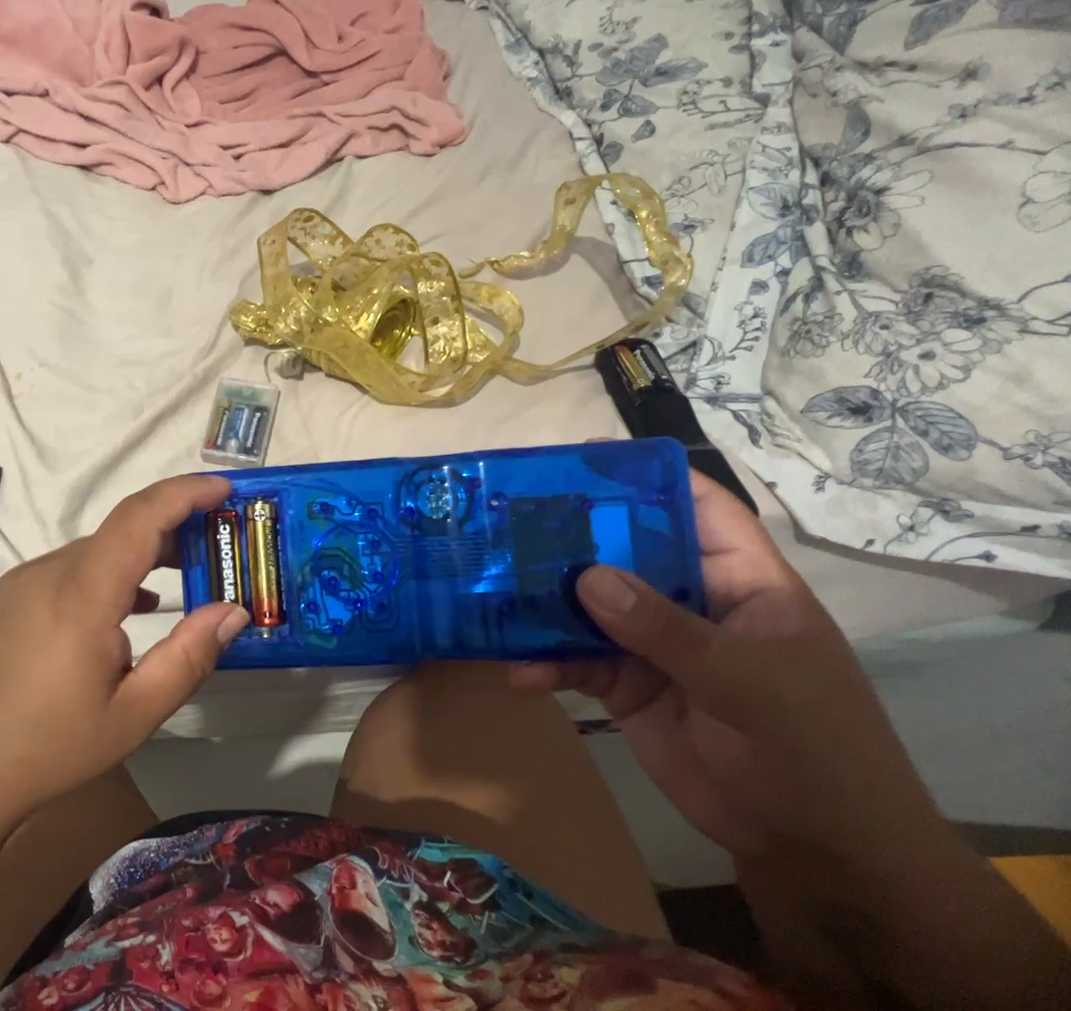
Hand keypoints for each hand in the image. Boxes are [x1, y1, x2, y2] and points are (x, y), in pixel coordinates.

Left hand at [0, 475, 250, 816]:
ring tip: (182, 578)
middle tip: (218, 550)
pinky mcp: (5, 600)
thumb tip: (234, 610)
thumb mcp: (134, 714)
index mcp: (80, 594)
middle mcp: (46, 573)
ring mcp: (20, 584)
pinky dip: (106, 576)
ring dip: (138, 556)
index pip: (139, 518)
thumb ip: (188, 657)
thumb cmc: (50, 748)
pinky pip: (66, 572)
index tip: (226, 489)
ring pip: (92, 553)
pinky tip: (128, 612)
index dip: (185, 494)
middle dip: (172, 531)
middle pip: (118, 532)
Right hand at [511, 472, 947, 864]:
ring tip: (494, 597)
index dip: (650, 480)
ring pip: (590, 608)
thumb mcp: (746, 681)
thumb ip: (666, 629)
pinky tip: (520, 673)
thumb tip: (586, 577)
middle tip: (508, 524)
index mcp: (743, 585)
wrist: (812, 845)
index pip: (701, 512)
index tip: (585, 460)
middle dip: (573, 541)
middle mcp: (693, 604)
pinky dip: (546, 664)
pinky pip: (576, 662)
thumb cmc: (810, 748)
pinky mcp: (627, 688)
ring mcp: (656, 647)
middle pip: (627, 554)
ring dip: (545, 606)